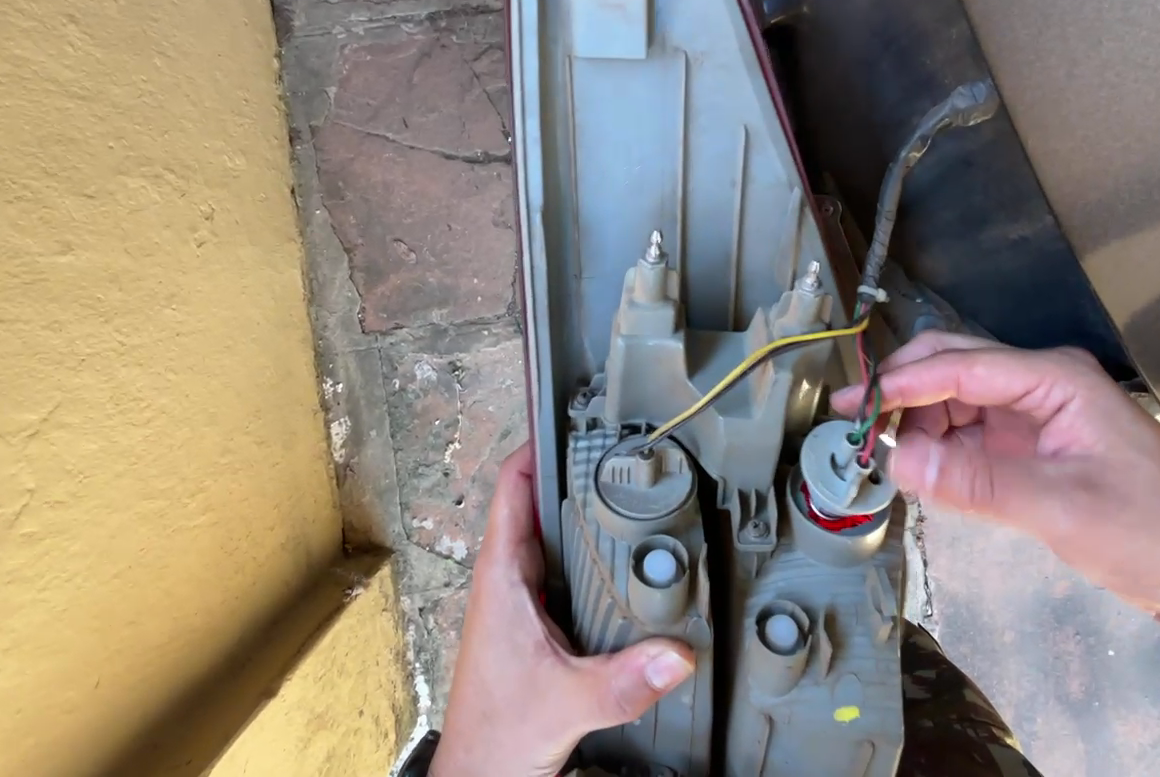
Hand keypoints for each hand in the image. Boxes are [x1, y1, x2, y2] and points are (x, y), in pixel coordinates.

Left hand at [432, 446, 695, 776]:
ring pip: (551, 529)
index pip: (513, 485)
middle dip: (572, 467)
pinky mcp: (536, 616)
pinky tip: (620, 550)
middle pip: (538, 498)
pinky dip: (587, 544)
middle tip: (616, 442)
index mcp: (503, 574)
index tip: (572, 419)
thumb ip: (623, 681)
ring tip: (624, 480)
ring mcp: (521, 595)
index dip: (538, 445)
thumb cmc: (498, 736)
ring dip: (580, 504)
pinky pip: (563, 561)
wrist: (482, 776)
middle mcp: (509, 575)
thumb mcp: (566, 704)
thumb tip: (676, 654)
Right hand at [832, 332, 1159, 626]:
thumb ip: (978, 483)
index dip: (902, 383)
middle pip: (951, 364)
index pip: (960, 365)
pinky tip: (920, 467)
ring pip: (953, 396)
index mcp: (1054, 378)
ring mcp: (1033, 411)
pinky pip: (967, 429)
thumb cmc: (1153, 535)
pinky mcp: (1029, 442)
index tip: (853, 407)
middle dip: (901, 388)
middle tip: (854, 421)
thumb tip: (897, 460)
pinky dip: (937, 444)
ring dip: (915, 419)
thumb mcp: (1064, 510)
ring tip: (885, 456)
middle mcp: (1038, 383)